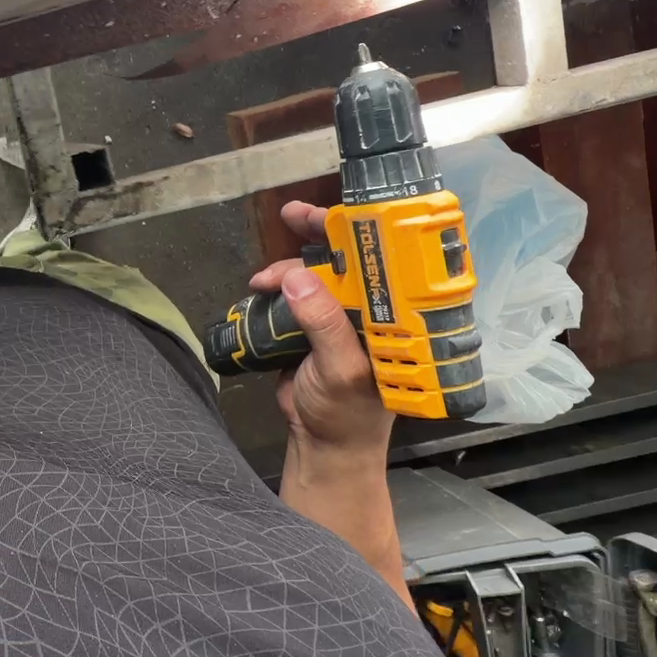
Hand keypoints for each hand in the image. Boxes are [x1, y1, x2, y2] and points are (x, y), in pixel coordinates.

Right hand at [248, 201, 392, 453]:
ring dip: (288, 266)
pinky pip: (295, 293)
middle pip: (350, 258)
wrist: (319, 443)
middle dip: (320, 233)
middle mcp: (373, 310)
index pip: (388, 263)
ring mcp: (340, 315)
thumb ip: (324, 325)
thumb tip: (298, 279)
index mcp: (395, 318)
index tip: (340, 214)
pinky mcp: (312, 324)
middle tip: (293, 216)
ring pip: (316, 272)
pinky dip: (276, 283)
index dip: (367, 232)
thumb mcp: (341, 370)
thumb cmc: (348, 414)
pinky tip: (261, 286)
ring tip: (263, 280)